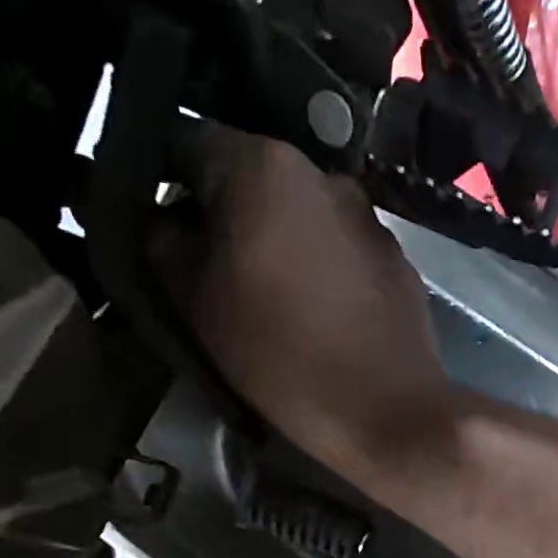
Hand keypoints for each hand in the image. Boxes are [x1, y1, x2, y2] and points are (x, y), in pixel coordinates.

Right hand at [152, 123, 456, 476]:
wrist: (389, 412)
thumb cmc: (284, 357)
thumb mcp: (196, 302)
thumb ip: (161, 241)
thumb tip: (158, 216)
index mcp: (266, 167)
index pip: (189, 145)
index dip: (164, 184)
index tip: (160, 230)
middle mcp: (326, 175)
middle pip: (253, 180)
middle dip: (226, 216)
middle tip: (214, 272)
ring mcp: (371, 218)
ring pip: (303, 215)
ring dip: (278, 241)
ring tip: (271, 297)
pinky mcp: (398, 260)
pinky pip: (342, 248)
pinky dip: (322, 265)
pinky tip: (320, 311)